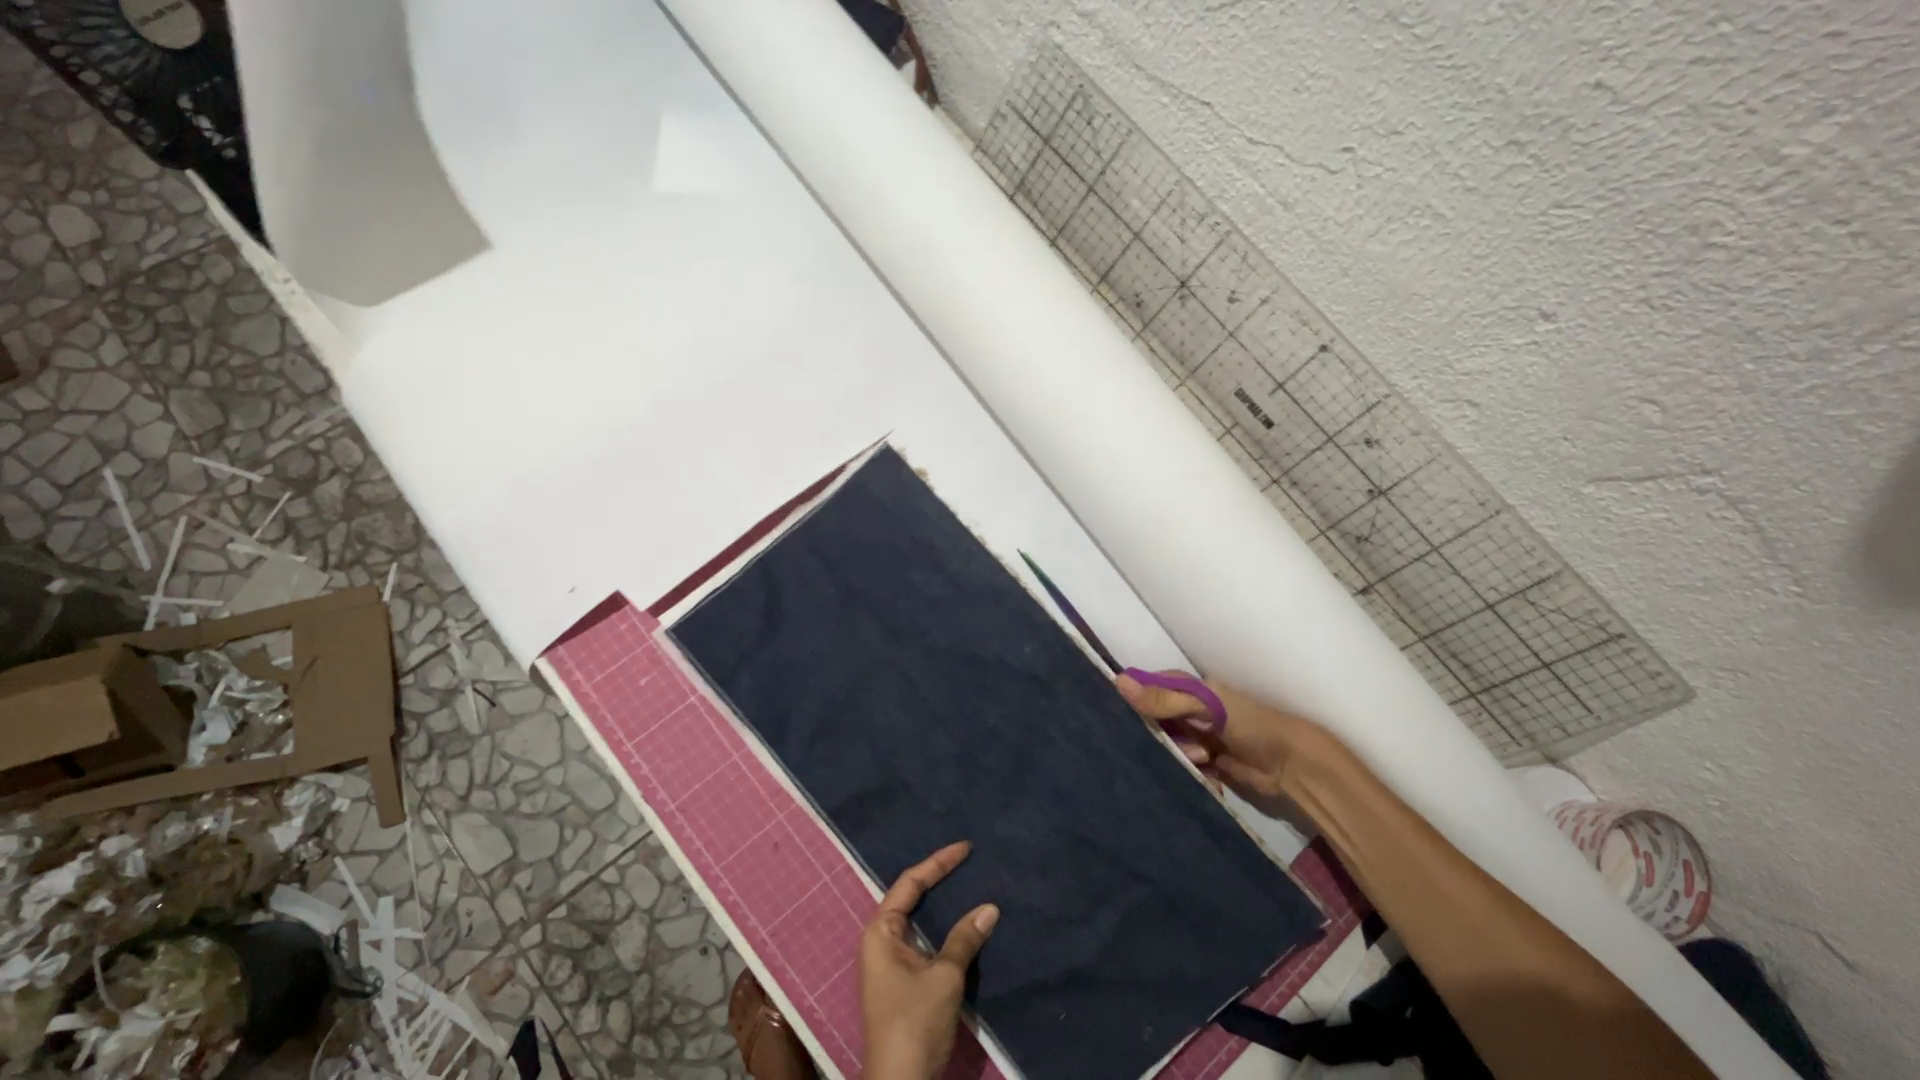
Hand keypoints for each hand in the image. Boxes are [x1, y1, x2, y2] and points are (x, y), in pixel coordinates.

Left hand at [860, 841, 999, 1079]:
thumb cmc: (914, 1021)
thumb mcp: (944, 976)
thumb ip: (964, 939)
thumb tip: (989, 907)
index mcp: (880, 932)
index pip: (909, 884)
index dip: (937, 863)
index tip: (966, 848)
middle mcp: (881, 941)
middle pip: (911, 899)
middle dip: (939, 879)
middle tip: (969, 861)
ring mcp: (892, 963)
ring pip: (920, 922)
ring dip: (944, 907)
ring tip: (970, 884)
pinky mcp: (904, 982)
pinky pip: (927, 943)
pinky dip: (946, 931)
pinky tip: (967, 926)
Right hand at [1116, 671, 1323, 809]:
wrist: (1292, 767)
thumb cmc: (1252, 725)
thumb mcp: (1207, 706)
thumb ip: (1165, 699)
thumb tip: (1118, 682)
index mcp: (1187, 689)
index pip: (1145, 688)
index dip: (1131, 701)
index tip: (1116, 717)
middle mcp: (1187, 711)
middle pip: (1152, 723)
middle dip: (1160, 737)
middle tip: (1178, 746)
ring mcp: (1194, 738)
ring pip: (1165, 748)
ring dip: (1180, 757)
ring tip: (1204, 760)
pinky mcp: (1202, 764)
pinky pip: (1180, 768)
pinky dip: (1190, 774)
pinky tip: (1207, 776)